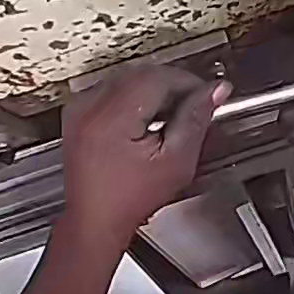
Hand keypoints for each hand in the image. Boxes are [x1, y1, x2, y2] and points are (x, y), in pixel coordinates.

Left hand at [60, 65, 230, 239]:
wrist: (96, 220)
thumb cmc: (130, 200)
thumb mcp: (176, 162)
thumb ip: (196, 120)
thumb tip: (215, 90)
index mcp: (113, 118)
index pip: (158, 77)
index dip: (188, 82)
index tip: (206, 94)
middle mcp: (91, 107)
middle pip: (143, 72)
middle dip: (173, 84)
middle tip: (194, 103)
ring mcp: (80, 108)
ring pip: (129, 76)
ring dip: (155, 88)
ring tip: (171, 114)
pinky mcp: (77, 112)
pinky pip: (112, 87)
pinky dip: (135, 94)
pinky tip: (148, 117)